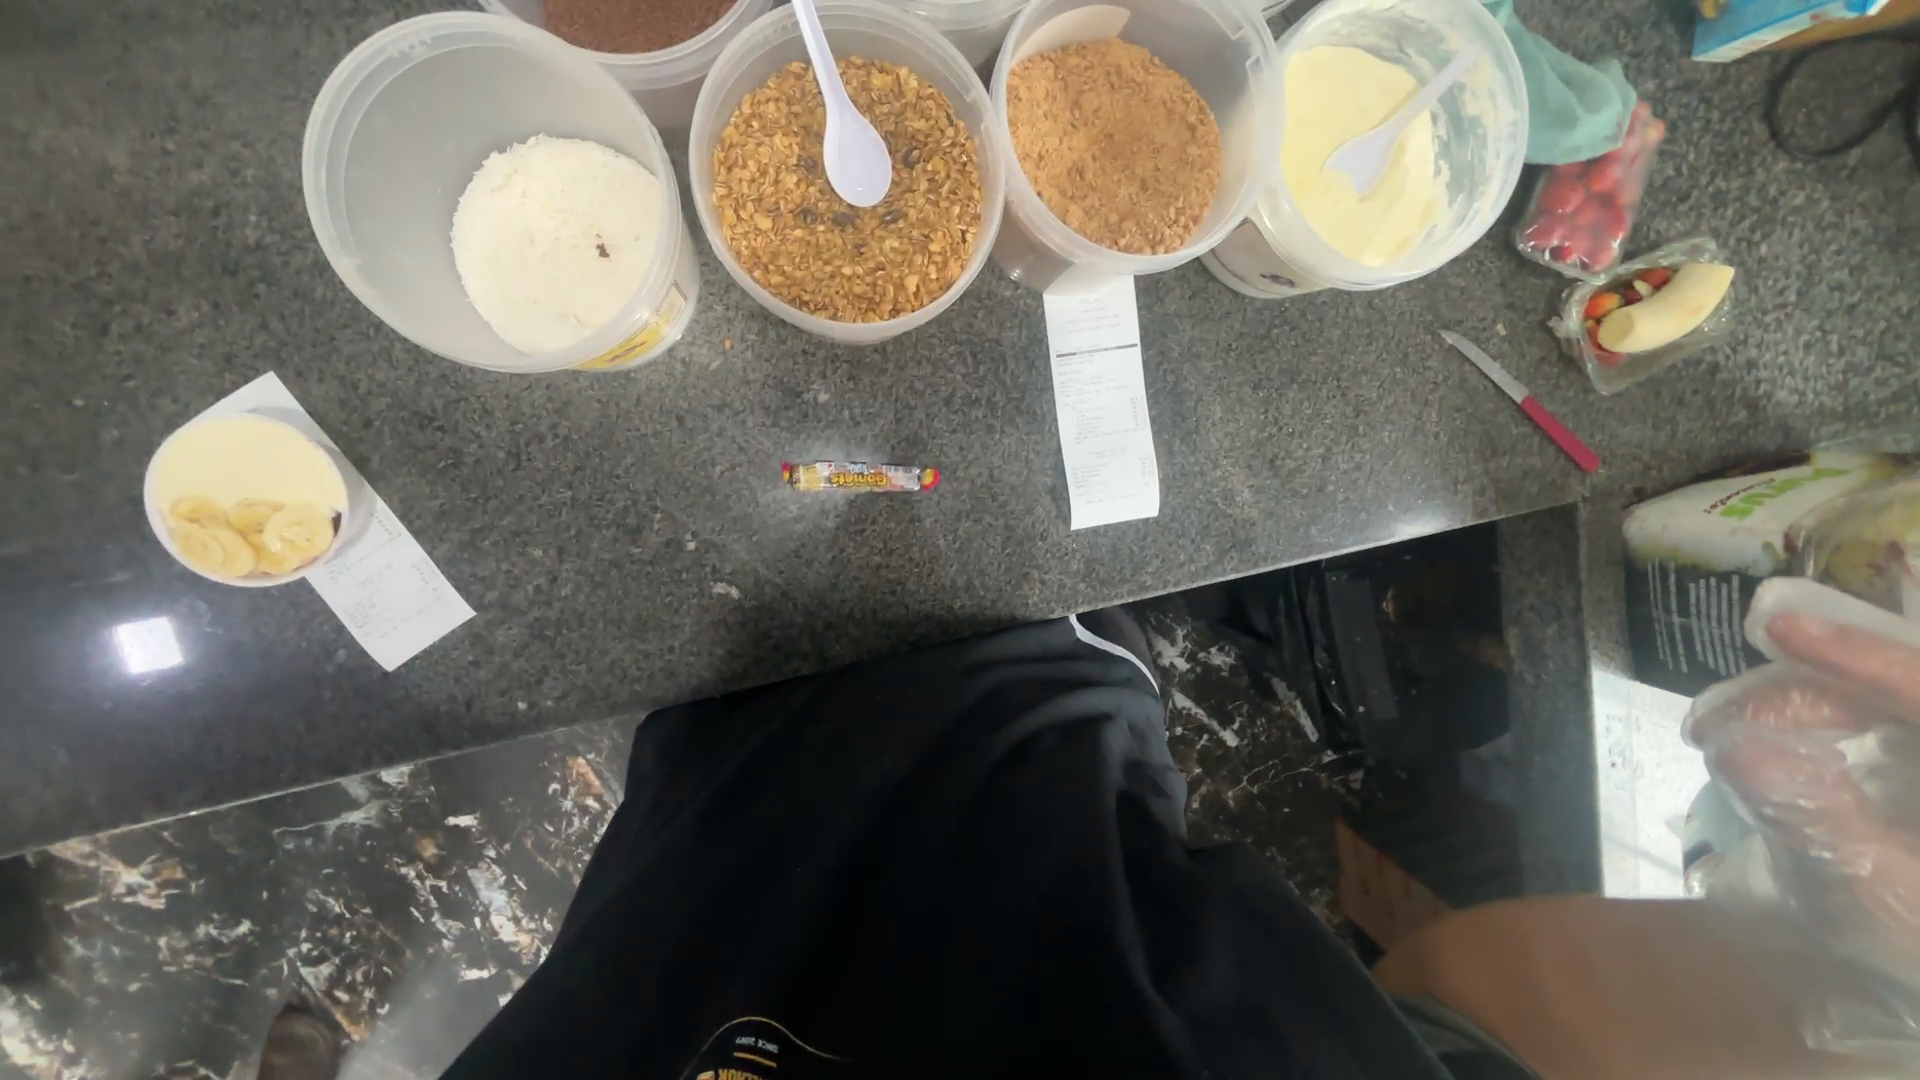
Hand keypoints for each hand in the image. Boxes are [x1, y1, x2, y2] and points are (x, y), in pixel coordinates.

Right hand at [1691, 611, 1919, 987]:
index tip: (1780, 628)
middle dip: (1794, 695)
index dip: (1864, 656)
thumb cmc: (1916, 950)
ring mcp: (1918, 756)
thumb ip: (1814, 822)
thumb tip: (1734, 746)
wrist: (1919, 968)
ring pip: (1874, 700)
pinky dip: (1807, 717)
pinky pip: (1871, 716)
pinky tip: (1758, 737)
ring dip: (1792, 705)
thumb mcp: (1871, 898)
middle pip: (1894, 692)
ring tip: (1719, 734)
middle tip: (1708, 726)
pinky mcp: (1904, 762)